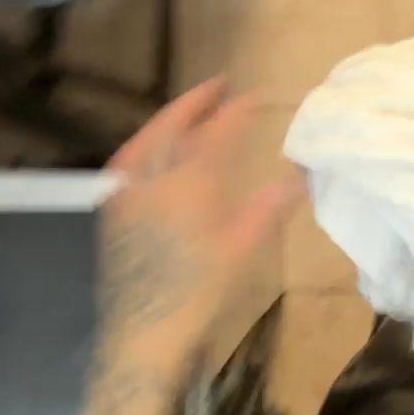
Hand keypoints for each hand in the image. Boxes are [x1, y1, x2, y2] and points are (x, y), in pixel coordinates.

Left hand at [98, 78, 302, 370]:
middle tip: (219, 84)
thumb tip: (300, 178)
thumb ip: (269, 207)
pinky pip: (128, 159)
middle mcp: (155, 173)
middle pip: (176, 122)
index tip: (256, 95)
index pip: (219, 130)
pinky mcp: (113, 206)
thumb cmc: (200, 290)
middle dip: (198, 100)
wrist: (144, 330)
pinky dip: (145, 141)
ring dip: (171, 116)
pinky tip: (154, 147)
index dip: (239, 109)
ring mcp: (128, 188)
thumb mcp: (242, 249)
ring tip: (190, 110)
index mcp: (192, 180)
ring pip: (148, 136)